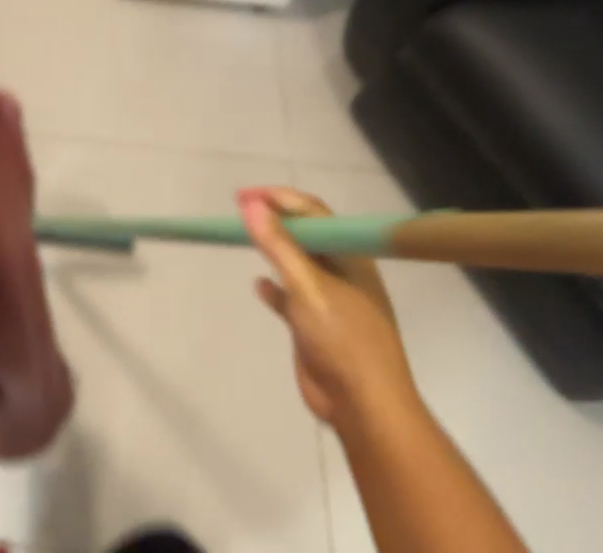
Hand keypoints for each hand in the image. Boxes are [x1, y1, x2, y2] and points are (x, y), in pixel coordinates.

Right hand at [240, 186, 421, 429]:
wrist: (363, 405)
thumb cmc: (343, 339)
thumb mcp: (309, 287)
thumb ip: (279, 246)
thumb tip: (252, 206)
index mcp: (350, 256)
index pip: (314, 213)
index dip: (280, 199)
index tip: (244, 197)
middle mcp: (341, 272)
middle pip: (305, 235)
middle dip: (273, 219)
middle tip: (238, 210)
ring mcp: (329, 299)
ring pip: (296, 263)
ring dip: (272, 249)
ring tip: (242, 238)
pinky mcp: (315, 325)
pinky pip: (290, 297)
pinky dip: (274, 288)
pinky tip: (258, 285)